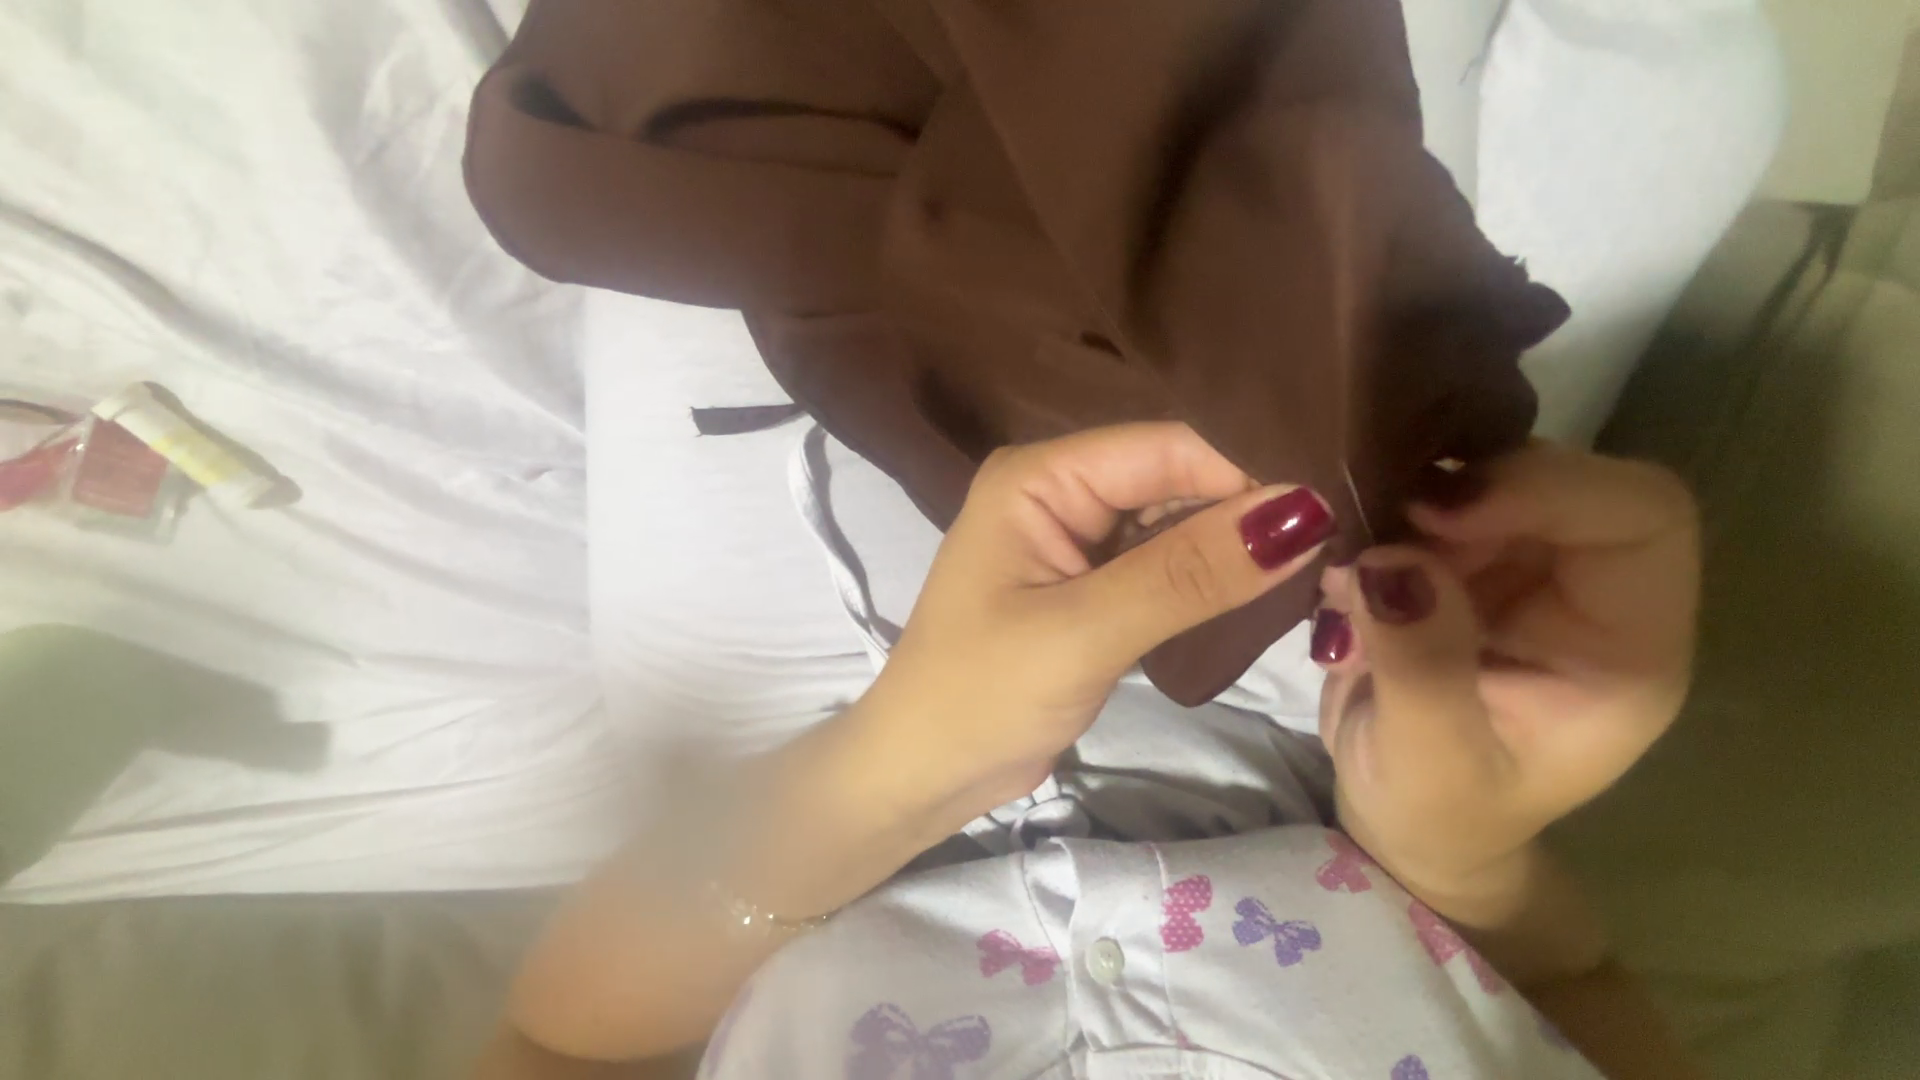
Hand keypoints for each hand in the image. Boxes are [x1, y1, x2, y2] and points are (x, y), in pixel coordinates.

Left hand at [856, 422, 1333, 825]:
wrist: (925, 771)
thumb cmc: (981, 694)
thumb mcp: (1084, 631)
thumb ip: (1187, 573)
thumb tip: (1300, 512)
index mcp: (1038, 478)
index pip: (1164, 448)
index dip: (1243, 477)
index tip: (1321, 526)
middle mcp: (1056, 493)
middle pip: (1172, 481)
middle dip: (1241, 516)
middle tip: (1327, 558)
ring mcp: (1071, 542)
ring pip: (1171, 525)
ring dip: (1227, 552)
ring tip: (1307, 579)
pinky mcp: (1085, 588)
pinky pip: (1158, 567)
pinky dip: (1201, 583)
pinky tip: (1252, 601)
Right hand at [1314, 443, 1699, 914]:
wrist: (1408, 821)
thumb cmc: (1439, 811)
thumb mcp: (1431, 762)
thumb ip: (1421, 667)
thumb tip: (1389, 562)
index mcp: (1622, 646)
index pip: (1639, 518)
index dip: (1549, 490)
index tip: (1435, 515)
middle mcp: (1581, 593)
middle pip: (1554, 480)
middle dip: (1459, 493)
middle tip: (1376, 529)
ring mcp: (1515, 576)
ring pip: (1476, 483)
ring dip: (1401, 510)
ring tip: (1346, 580)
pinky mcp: (1454, 571)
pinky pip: (1418, 509)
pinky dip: (1372, 526)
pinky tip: (1340, 587)